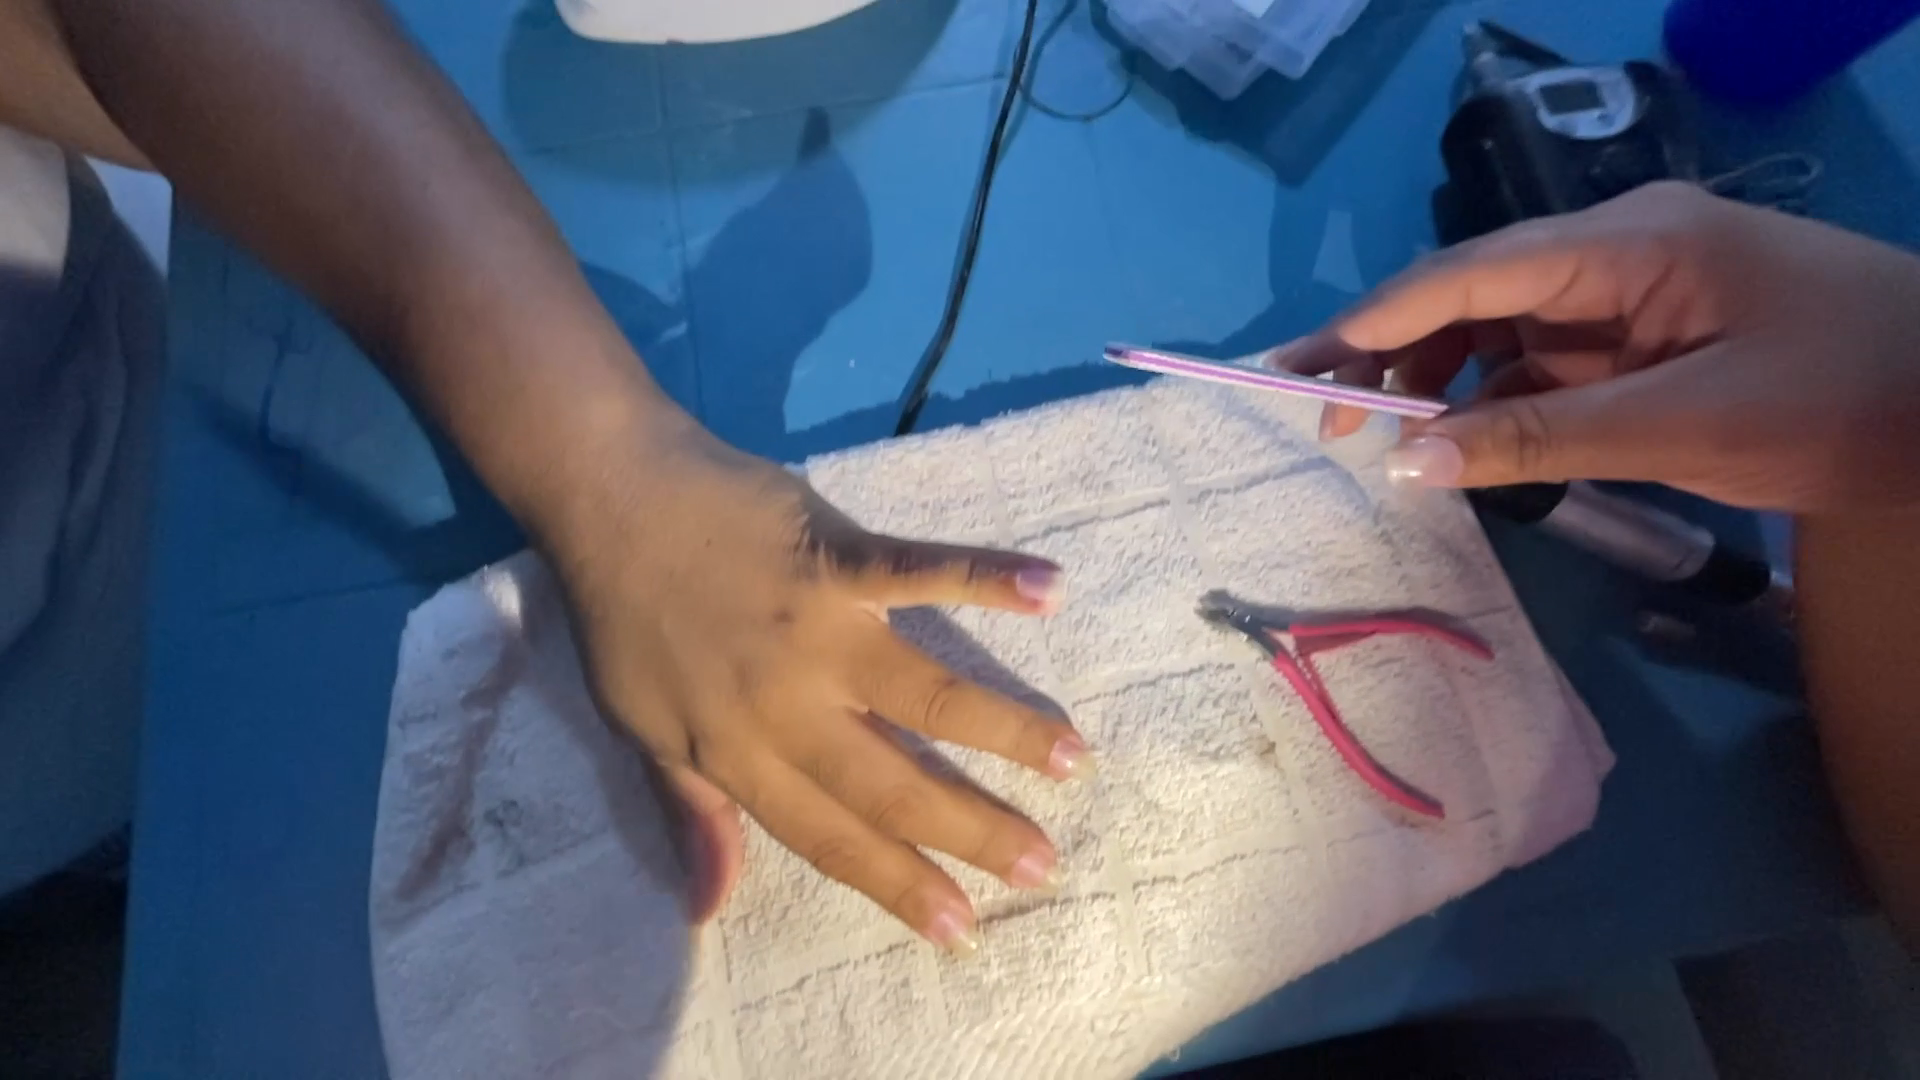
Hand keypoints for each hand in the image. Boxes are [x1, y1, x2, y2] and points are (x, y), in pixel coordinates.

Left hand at [541, 424, 1086, 953]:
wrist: (614, 500)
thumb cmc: (627, 616)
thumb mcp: (641, 729)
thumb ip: (691, 812)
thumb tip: (711, 910)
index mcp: (739, 752)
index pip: (833, 837)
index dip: (900, 886)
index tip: (964, 927)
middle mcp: (789, 703)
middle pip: (895, 783)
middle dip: (974, 831)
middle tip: (1045, 865)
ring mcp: (818, 627)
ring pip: (927, 692)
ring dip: (1006, 728)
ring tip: (1073, 757)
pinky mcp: (838, 556)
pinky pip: (921, 571)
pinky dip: (987, 579)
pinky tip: (1049, 588)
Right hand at [1275, 181, 1919, 512]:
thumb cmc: (1852, 401)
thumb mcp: (1684, 425)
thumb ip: (1533, 441)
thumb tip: (1403, 467)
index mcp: (1624, 244)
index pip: (1462, 276)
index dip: (1368, 325)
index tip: (1295, 373)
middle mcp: (1600, 256)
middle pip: (1455, 297)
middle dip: (1380, 355)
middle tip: (1326, 420)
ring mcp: (1604, 299)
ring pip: (1475, 332)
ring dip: (1421, 384)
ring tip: (1383, 442)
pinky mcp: (1610, 341)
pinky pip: (1513, 367)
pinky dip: (1470, 406)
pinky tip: (1448, 442)